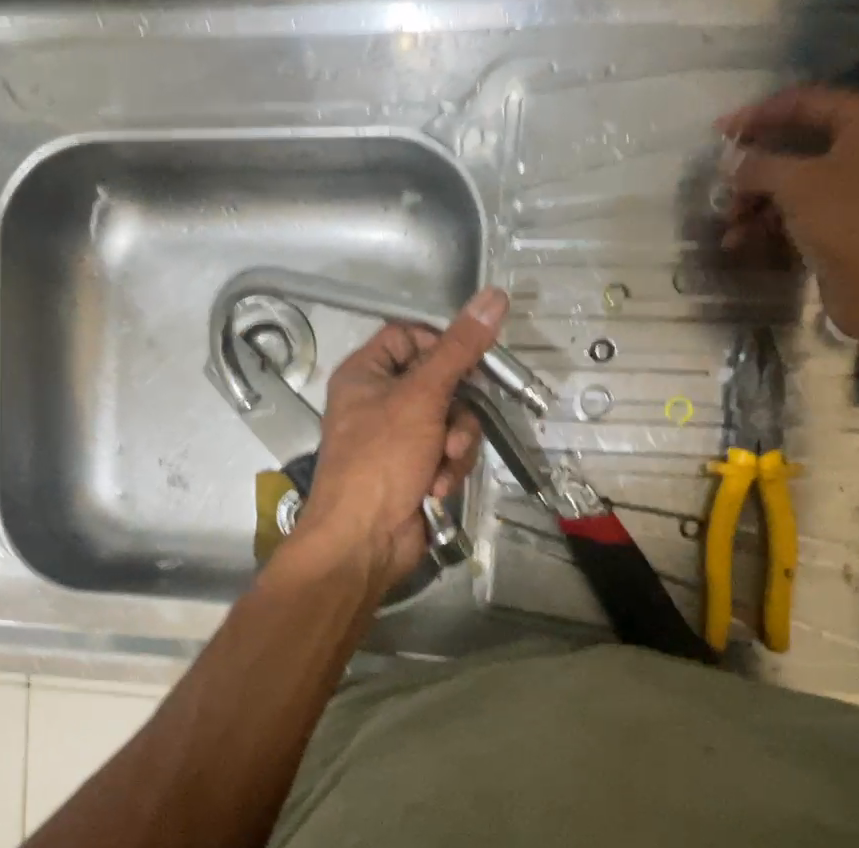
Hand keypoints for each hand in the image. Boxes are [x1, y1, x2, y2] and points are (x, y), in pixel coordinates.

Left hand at [289, 287, 509, 588]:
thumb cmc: (380, 460)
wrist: (364, 540)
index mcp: (365, 375)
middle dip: (457, 410)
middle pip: (441, 382)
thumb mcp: (422, 397)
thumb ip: (460, 349)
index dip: (441, 345)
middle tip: (454, 425)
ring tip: (441, 465)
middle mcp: (379, 403)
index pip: (408, 337)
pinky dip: (448, 470)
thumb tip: (494, 297)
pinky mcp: (416, 471)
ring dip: (456, 445)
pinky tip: (436, 488)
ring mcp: (398, 440)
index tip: (471, 358)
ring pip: (452, 422)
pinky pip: (449, 455)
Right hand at [718, 86, 858, 337]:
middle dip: (754, 169)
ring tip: (729, 224)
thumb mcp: (797, 185)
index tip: (718, 132)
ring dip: (756, 201)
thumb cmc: (849, 222)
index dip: (758, 115)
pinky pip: (799, 212)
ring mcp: (856, 187)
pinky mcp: (844, 224)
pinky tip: (740, 241)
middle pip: (796, 146)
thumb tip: (729, 161)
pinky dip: (769, 222)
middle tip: (721, 186)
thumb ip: (759, 166)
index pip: (804, 103)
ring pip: (793, 183)